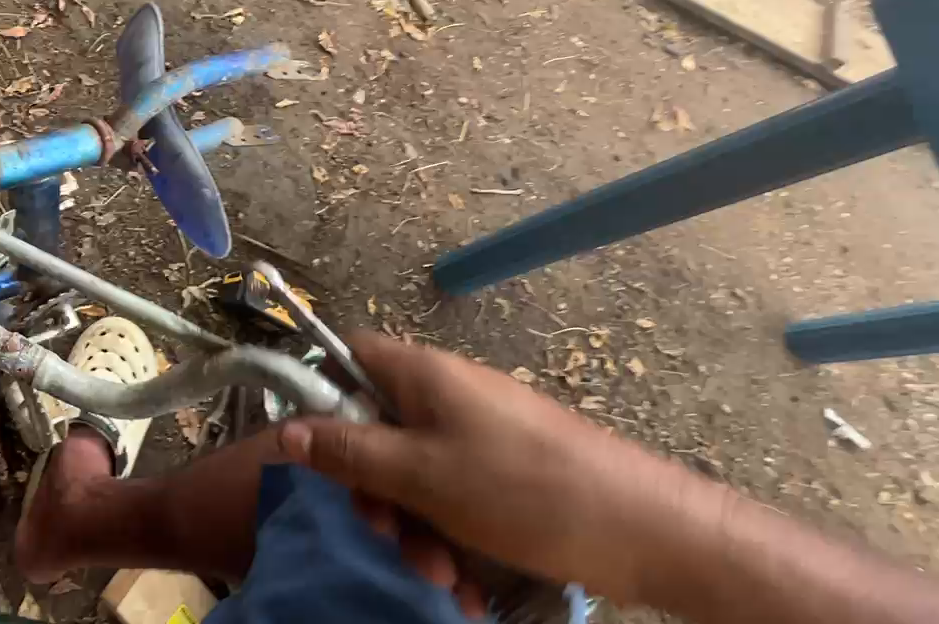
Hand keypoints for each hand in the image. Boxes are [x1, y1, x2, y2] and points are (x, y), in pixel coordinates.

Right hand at [277, 333, 725, 604]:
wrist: (655, 534)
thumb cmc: (522, 490)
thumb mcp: (420, 476)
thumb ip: (347, 452)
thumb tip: (282, 430)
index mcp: (419, 373)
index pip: (346, 353)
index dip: (320, 388)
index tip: (316, 444)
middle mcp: (444, 393)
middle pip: (376, 424)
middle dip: (374, 487)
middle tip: (386, 532)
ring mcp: (479, 432)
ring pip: (416, 470)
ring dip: (417, 526)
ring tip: (445, 578)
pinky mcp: (508, 471)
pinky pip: (457, 494)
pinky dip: (455, 536)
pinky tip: (473, 586)